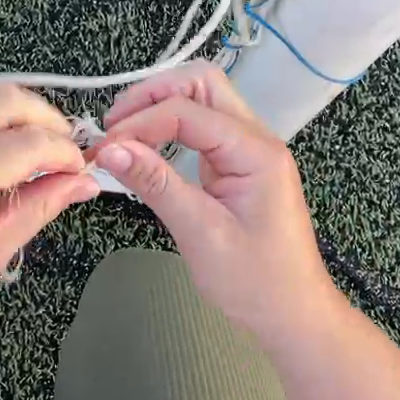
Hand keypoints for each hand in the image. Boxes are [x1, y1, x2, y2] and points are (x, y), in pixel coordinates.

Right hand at [91, 61, 341, 341]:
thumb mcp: (200, 233)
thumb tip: (108, 149)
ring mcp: (247, 148)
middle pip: (201, 83)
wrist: (295, 316)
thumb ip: (155, 183)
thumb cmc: (255, 282)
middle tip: (114, 124)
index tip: (105, 148)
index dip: (141, 122)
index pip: (188, 111)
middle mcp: (256, 139)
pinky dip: (168, 124)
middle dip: (152, 93)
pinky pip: (201, 124)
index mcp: (256, 152)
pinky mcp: (236, 163)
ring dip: (159, 104)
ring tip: (122, 131)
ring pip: (201, 97)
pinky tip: (145, 144)